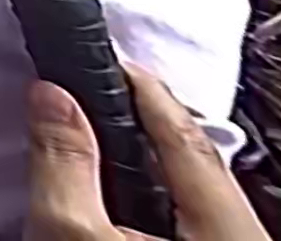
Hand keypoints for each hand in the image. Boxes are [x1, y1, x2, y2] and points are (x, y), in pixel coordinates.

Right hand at [26, 67, 267, 240]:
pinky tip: (119, 188)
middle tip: (103, 89)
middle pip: (201, 171)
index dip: (145, 91)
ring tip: (105, 134)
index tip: (113, 56)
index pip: (185, 141)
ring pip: (200, 201)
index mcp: (228, 236)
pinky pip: (195, 221)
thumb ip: (62, 159)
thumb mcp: (72, 233)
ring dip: (148, 161)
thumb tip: (52, 96)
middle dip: (148, 126)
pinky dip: (152, 191)